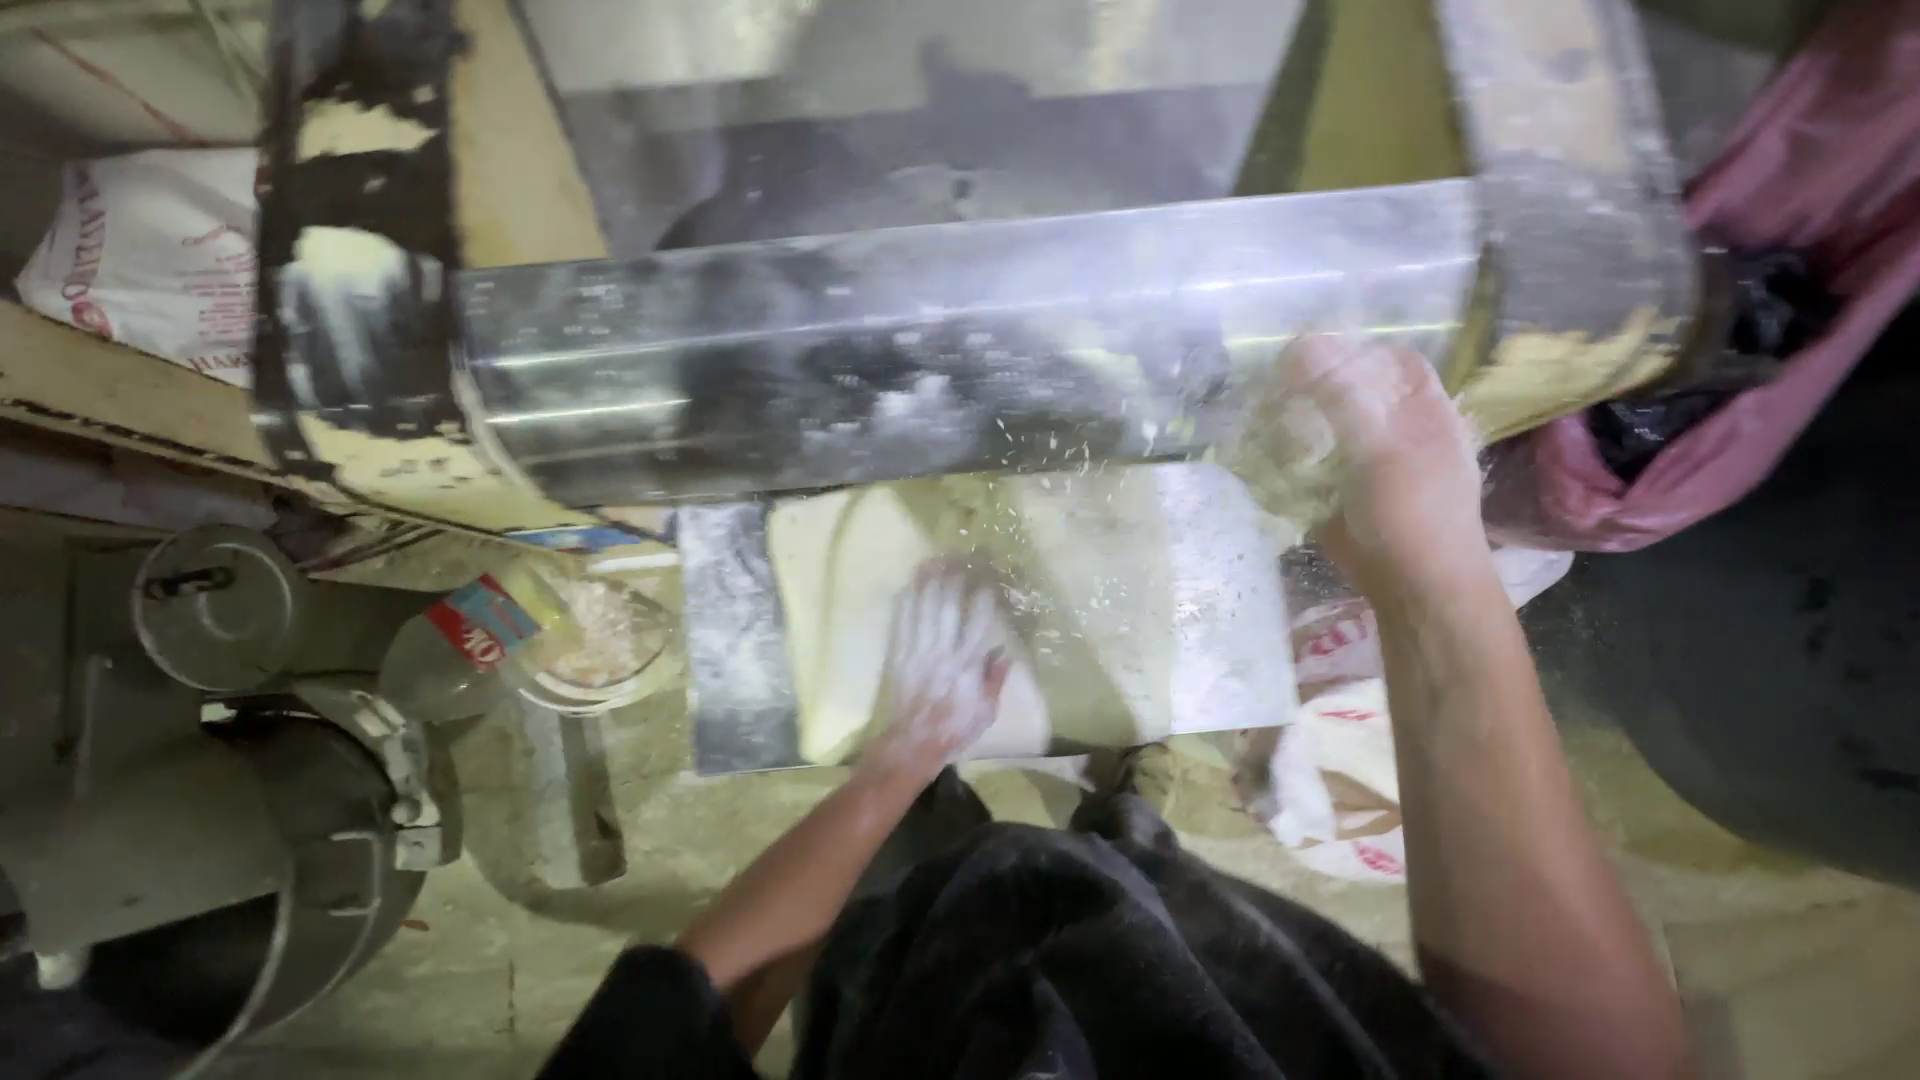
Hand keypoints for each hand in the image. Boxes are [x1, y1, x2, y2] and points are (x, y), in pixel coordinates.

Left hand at [861, 558, 1013, 781]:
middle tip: (958, 558)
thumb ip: (994, 679)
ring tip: (932, 561)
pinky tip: (909, 585)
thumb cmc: (956, 727)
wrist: (914, 741)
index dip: (983, 595)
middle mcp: (943, 651)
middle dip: (953, 578)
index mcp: (967, 664)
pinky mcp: (899, 655)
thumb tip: (1002, 651)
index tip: (988, 576)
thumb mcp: (986, 709)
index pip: (978, 621)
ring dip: (928, 582)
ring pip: (922, 608)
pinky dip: (905, 602)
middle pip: (947, 606)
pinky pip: (901, 622)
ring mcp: (918, 651)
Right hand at [1288, 335, 1494, 599]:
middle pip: (1350, 390)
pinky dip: (1283, 454)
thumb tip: (1301, 344)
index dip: (1353, 350)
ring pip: (1322, 425)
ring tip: (1261, 416)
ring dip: (1291, 418)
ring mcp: (1363, 462)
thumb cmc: (1414, 514)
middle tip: (1273, 386)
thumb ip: (1343, 396)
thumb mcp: (1383, 447)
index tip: (1306, 353)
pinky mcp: (1336, 491)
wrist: (1412, 586)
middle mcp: (1394, 428)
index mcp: (1421, 410)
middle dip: (1311, 385)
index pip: (1389, 361)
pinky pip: (1306, 462)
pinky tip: (1262, 450)